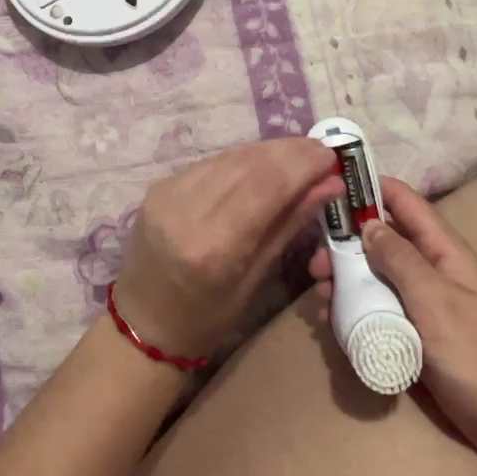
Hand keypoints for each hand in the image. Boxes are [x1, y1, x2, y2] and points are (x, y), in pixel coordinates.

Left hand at [116, 138, 341, 359]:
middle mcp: (186, 211)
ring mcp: (167, 194)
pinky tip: (263, 164)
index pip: (266, 185)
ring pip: (230, 157)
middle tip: (322, 152)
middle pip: (249, 164)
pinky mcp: (158, 186)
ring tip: (300, 154)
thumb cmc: (207, 318)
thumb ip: (290, 224)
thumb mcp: (256, 280)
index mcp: (213, 246)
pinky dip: (242, 160)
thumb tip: (330, 184)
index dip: (302, 164)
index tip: (332, 155)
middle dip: (291, 152)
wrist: (143, 324)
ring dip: (269, 151)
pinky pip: (210, 163)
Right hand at [308, 178, 476, 457]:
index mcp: (442, 250)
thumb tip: (367, 224)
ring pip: (372, 281)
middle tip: (315, 267)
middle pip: (380, 243)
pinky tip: (333, 326)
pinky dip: (352, 315)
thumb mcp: (436, 299)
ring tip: (319, 302)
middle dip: (345, 248)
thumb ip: (400, 259)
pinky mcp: (412, 338)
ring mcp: (420, 307)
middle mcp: (429, 271)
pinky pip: (375, 316)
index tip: (329, 186)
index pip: (404, 202)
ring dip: (344, 285)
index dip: (370, 188)